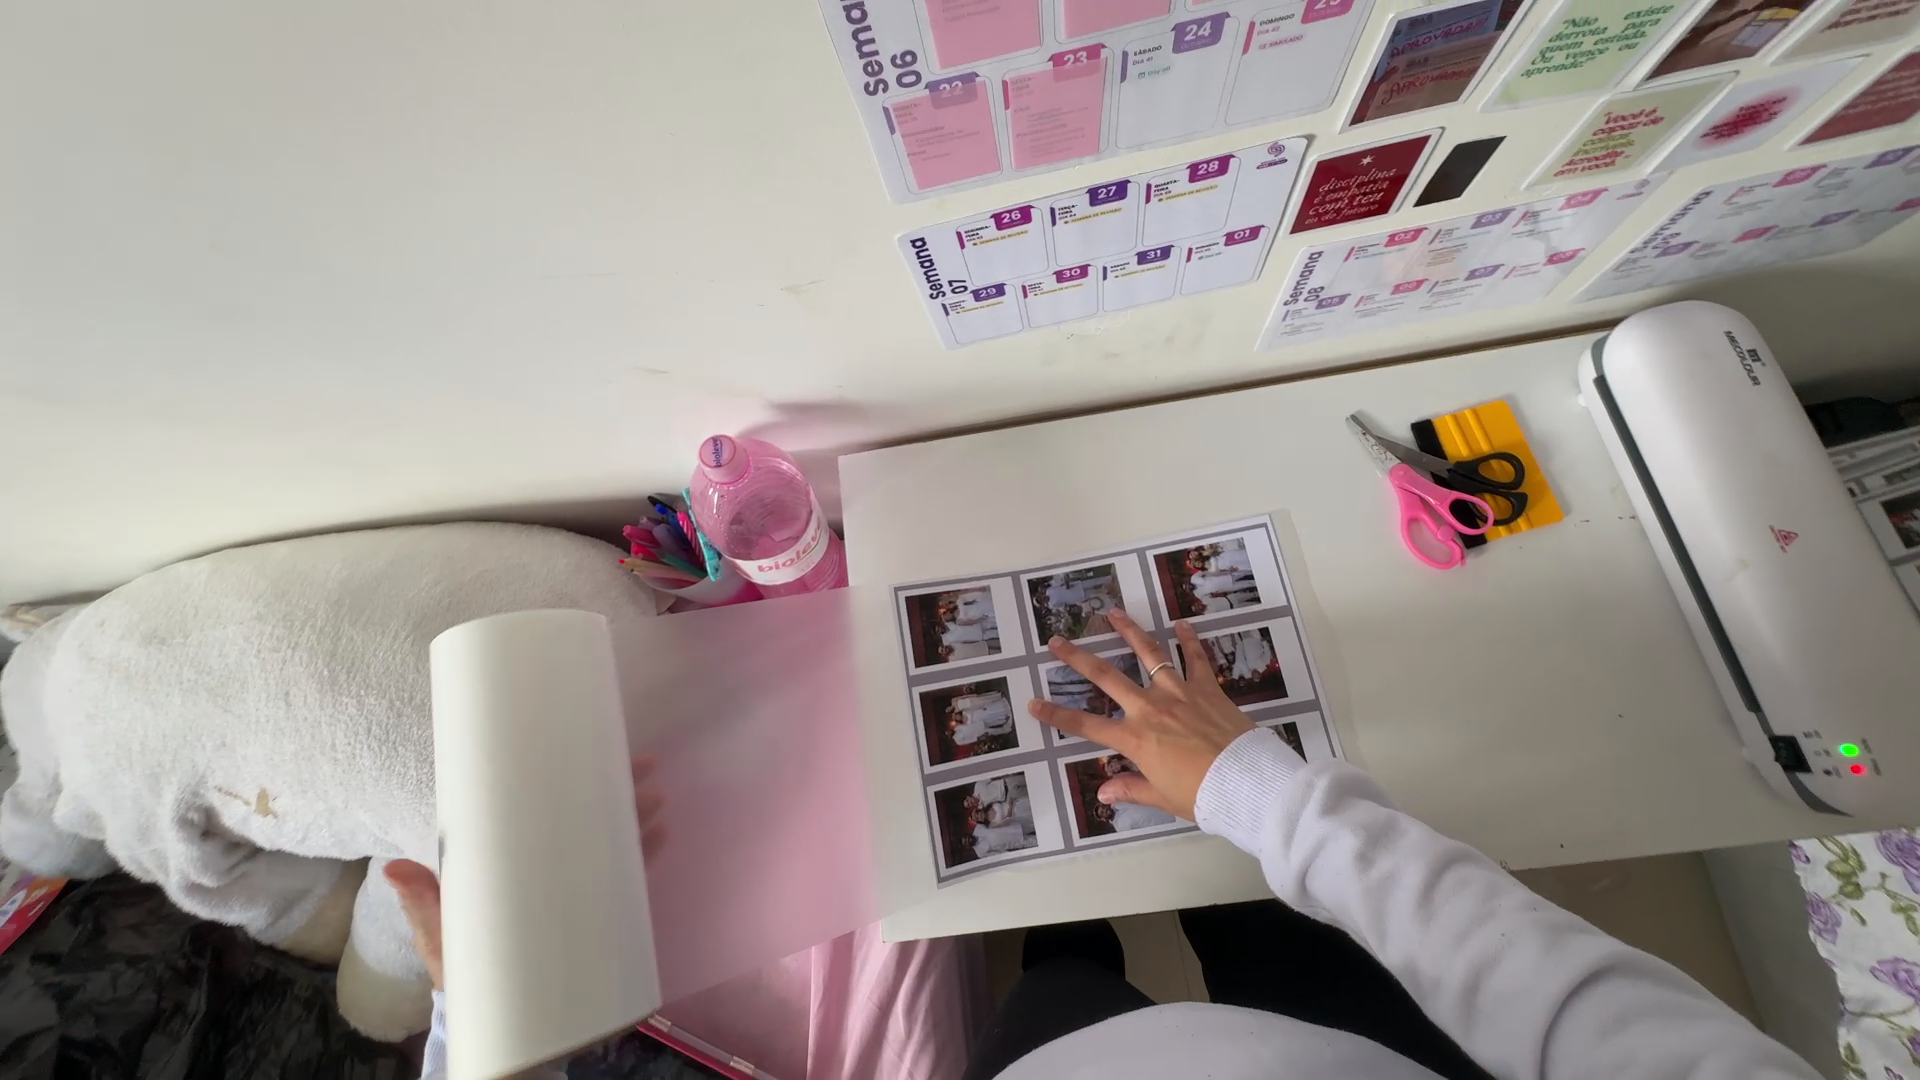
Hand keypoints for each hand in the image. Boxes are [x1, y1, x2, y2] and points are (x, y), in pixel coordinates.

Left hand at [385, 755, 666, 990]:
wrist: (494, 1014)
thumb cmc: (465, 962)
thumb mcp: (442, 933)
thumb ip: (427, 903)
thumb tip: (391, 868)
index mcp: (517, 856)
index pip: (548, 808)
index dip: (573, 779)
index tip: (595, 756)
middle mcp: (551, 860)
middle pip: (589, 814)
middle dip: (619, 790)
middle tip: (644, 769)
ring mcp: (577, 882)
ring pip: (611, 837)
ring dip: (636, 815)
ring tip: (656, 800)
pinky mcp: (597, 908)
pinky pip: (624, 874)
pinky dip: (642, 853)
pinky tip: (660, 836)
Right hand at [1027, 610, 1252, 820]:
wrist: (1247, 784)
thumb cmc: (1202, 795)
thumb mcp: (1162, 797)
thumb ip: (1131, 789)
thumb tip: (1103, 793)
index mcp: (1134, 738)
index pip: (1085, 725)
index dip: (1057, 715)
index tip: (1034, 703)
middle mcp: (1149, 708)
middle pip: (1106, 677)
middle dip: (1077, 658)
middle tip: (1057, 641)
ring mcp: (1178, 693)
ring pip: (1149, 654)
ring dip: (1129, 632)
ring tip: (1114, 613)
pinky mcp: (1207, 688)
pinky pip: (1196, 658)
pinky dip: (1190, 639)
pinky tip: (1182, 622)